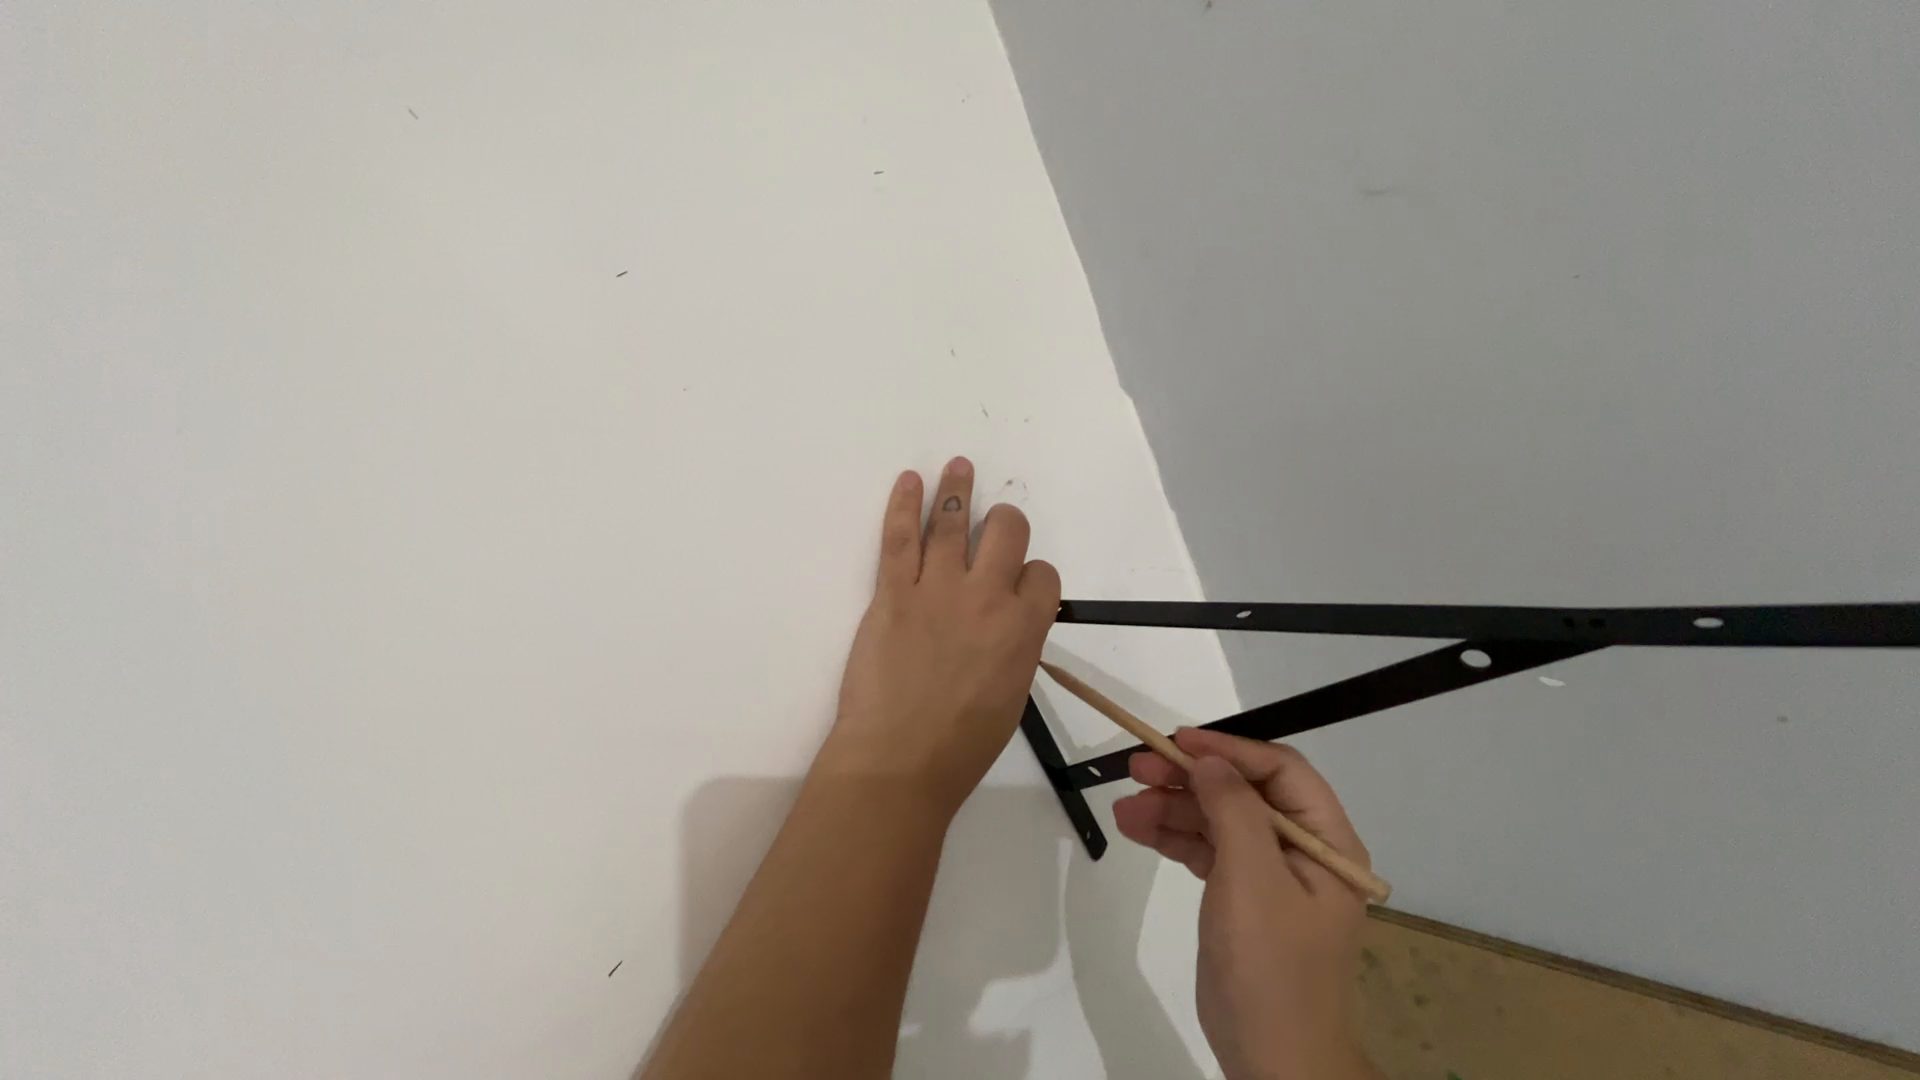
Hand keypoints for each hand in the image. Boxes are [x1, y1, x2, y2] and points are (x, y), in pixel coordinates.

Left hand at [820, 457, 1061, 816]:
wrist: (899, 760)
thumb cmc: (960, 745)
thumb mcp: (1011, 696)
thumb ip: (1015, 649)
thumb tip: (1007, 627)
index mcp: (1024, 629)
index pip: (1042, 574)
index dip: (1033, 575)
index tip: (1020, 583)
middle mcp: (987, 598)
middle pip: (1008, 532)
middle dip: (1007, 522)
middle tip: (996, 524)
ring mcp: (938, 589)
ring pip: (954, 522)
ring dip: (959, 490)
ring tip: (959, 466)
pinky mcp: (893, 591)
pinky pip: (900, 536)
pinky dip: (905, 503)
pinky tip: (911, 480)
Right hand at [1112, 730, 1379, 1079]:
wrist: (1271, 1060)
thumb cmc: (1271, 967)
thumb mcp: (1253, 879)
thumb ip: (1234, 808)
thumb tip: (1211, 758)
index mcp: (1325, 842)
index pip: (1280, 772)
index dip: (1229, 750)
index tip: (1178, 741)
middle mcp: (1300, 850)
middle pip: (1242, 791)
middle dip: (1190, 778)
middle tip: (1138, 766)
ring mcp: (1268, 874)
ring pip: (1217, 818)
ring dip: (1171, 807)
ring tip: (1124, 806)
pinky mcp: (1239, 896)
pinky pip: (1205, 849)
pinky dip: (1171, 836)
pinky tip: (1135, 827)